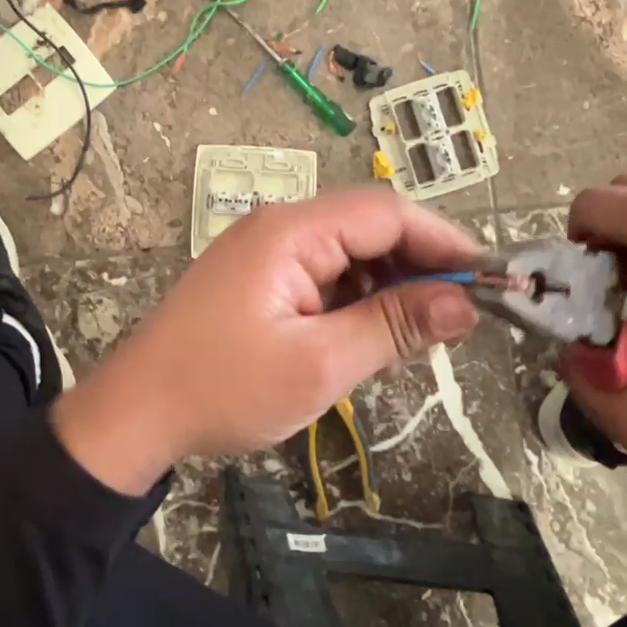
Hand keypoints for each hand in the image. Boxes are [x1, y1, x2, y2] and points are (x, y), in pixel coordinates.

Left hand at [52, 188, 482, 493]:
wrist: (136, 412)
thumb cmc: (223, 389)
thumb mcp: (319, 365)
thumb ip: (394, 327)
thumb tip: (464, 303)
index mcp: (291, 231)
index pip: (387, 213)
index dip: (443, 240)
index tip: (489, 278)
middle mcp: (279, 226)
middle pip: (369, 228)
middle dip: (419, 266)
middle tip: (460, 315)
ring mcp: (265, 251)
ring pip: (349, 253)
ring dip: (388, 287)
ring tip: (419, 334)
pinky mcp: (258, 278)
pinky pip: (322, 274)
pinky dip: (355, 300)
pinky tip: (371, 335)